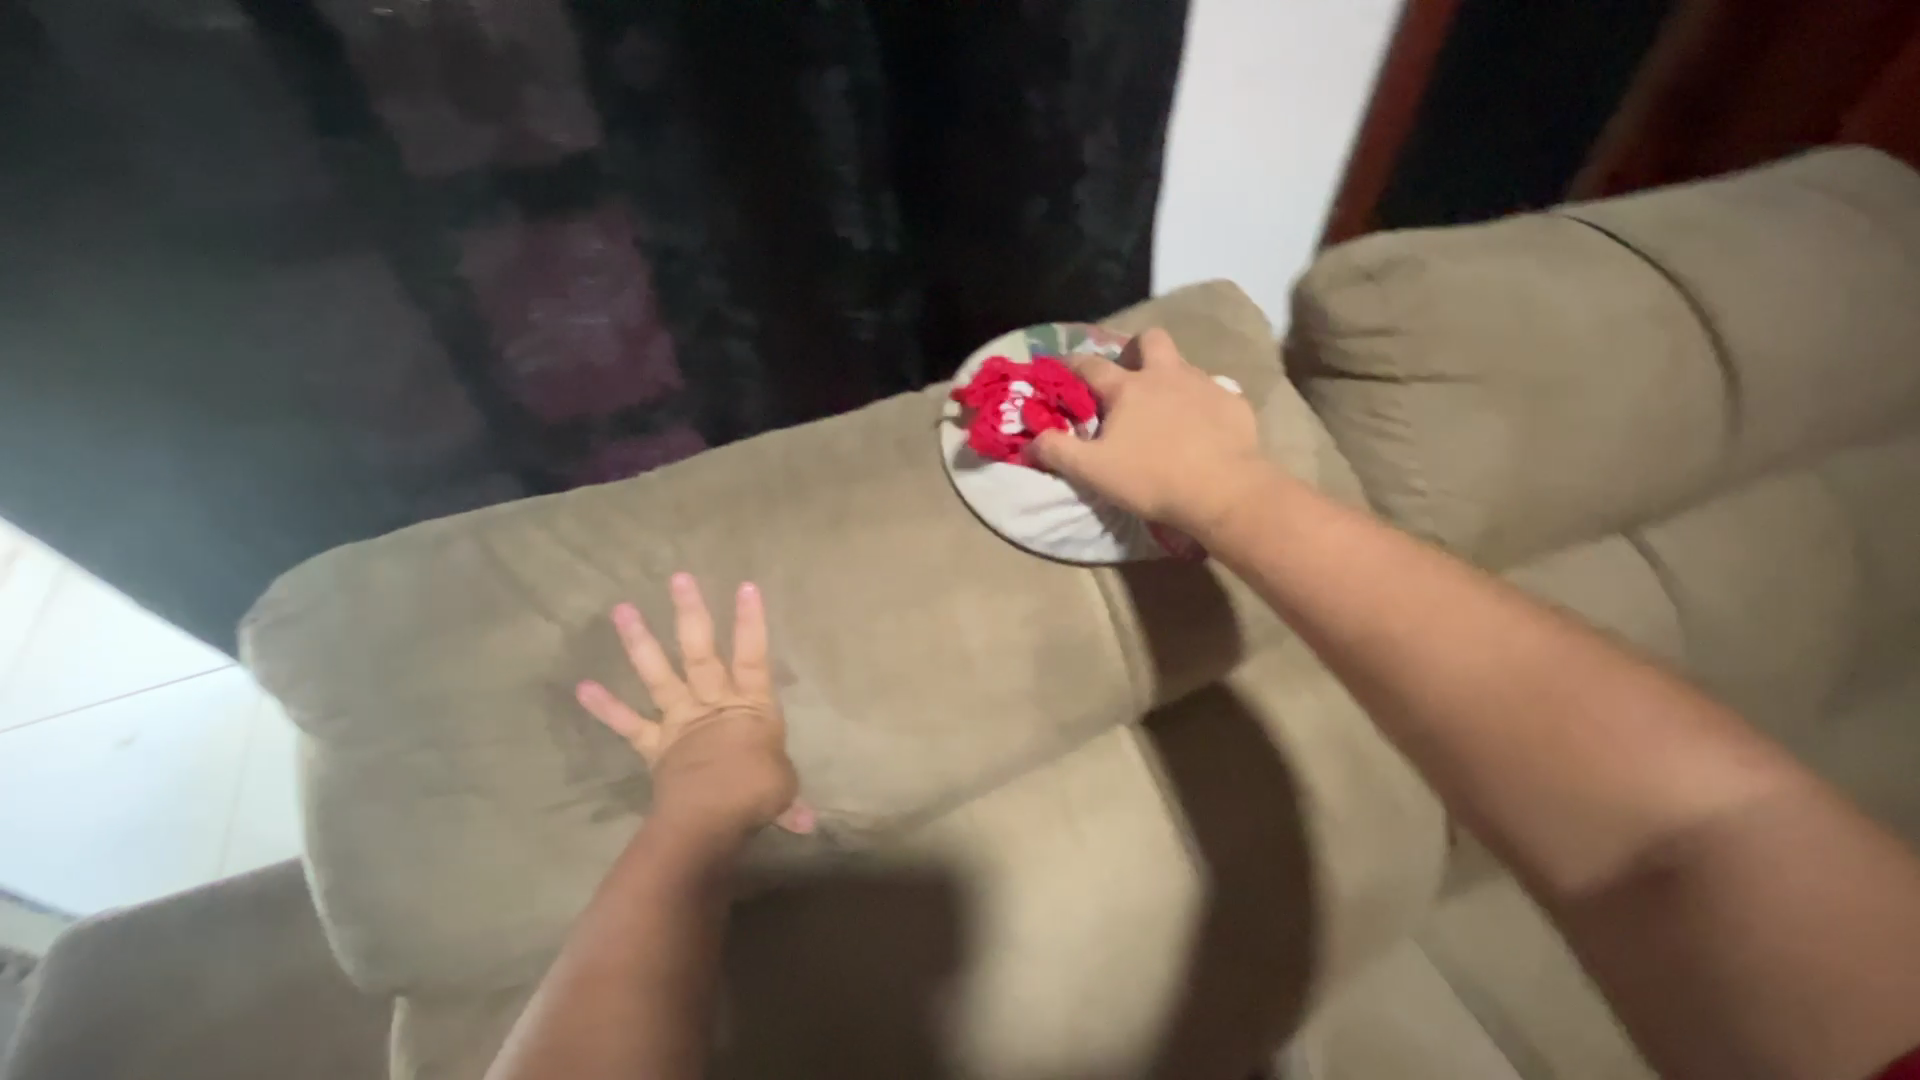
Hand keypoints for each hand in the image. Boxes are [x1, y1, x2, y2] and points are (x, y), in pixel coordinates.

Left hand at [576, 573, 814, 845]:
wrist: (708, 820)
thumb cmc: (755, 795)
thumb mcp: (783, 791)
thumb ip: (790, 799)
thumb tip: (809, 824)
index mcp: (752, 707)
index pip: (755, 656)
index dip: (751, 622)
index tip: (745, 586)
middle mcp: (714, 703)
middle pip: (701, 650)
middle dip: (690, 613)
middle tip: (678, 579)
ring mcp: (679, 720)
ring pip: (659, 674)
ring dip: (640, 642)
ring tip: (621, 608)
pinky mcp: (654, 744)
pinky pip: (628, 723)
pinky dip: (605, 706)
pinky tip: (583, 686)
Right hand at [1028, 328, 1273, 539]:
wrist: (1224, 491)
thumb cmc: (1152, 478)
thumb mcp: (1092, 471)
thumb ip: (1057, 451)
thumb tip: (1032, 441)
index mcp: (1128, 388)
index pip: (1091, 365)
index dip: (1071, 364)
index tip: (1060, 368)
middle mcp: (1167, 375)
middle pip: (1150, 340)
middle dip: (1135, 350)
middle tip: (1129, 376)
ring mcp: (1205, 385)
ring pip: (1184, 365)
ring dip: (1170, 378)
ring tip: (1165, 410)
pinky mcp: (1235, 404)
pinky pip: (1215, 394)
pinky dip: (1203, 405)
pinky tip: (1202, 429)